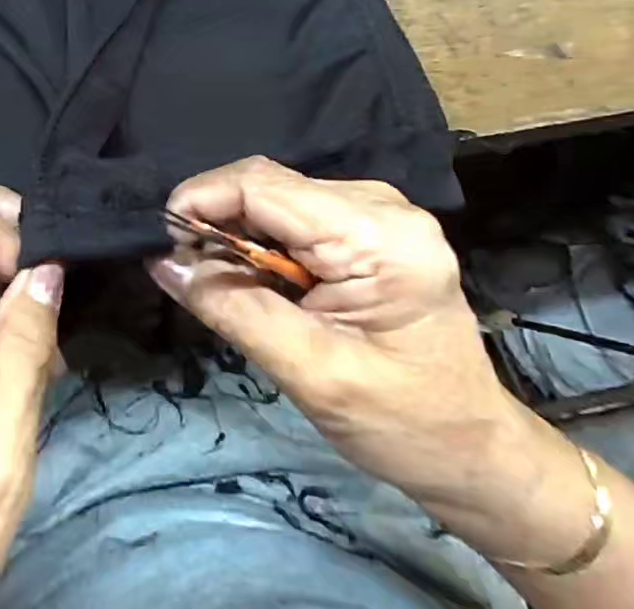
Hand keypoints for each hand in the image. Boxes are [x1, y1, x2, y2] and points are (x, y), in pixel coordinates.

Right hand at [147, 157, 551, 515]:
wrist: (472, 448)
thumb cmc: (404, 423)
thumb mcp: (313, 374)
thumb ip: (236, 310)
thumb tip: (166, 262)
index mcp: (379, 234)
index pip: (266, 185)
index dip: (203, 199)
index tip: (161, 239)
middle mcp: (382, 205)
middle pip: (271, 186)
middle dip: (218, 220)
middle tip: (186, 270)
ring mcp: (380, 211)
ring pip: (280, 197)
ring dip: (239, 234)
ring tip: (220, 283)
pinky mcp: (371, 226)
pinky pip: (299, 215)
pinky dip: (264, 241)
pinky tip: (258, 280)